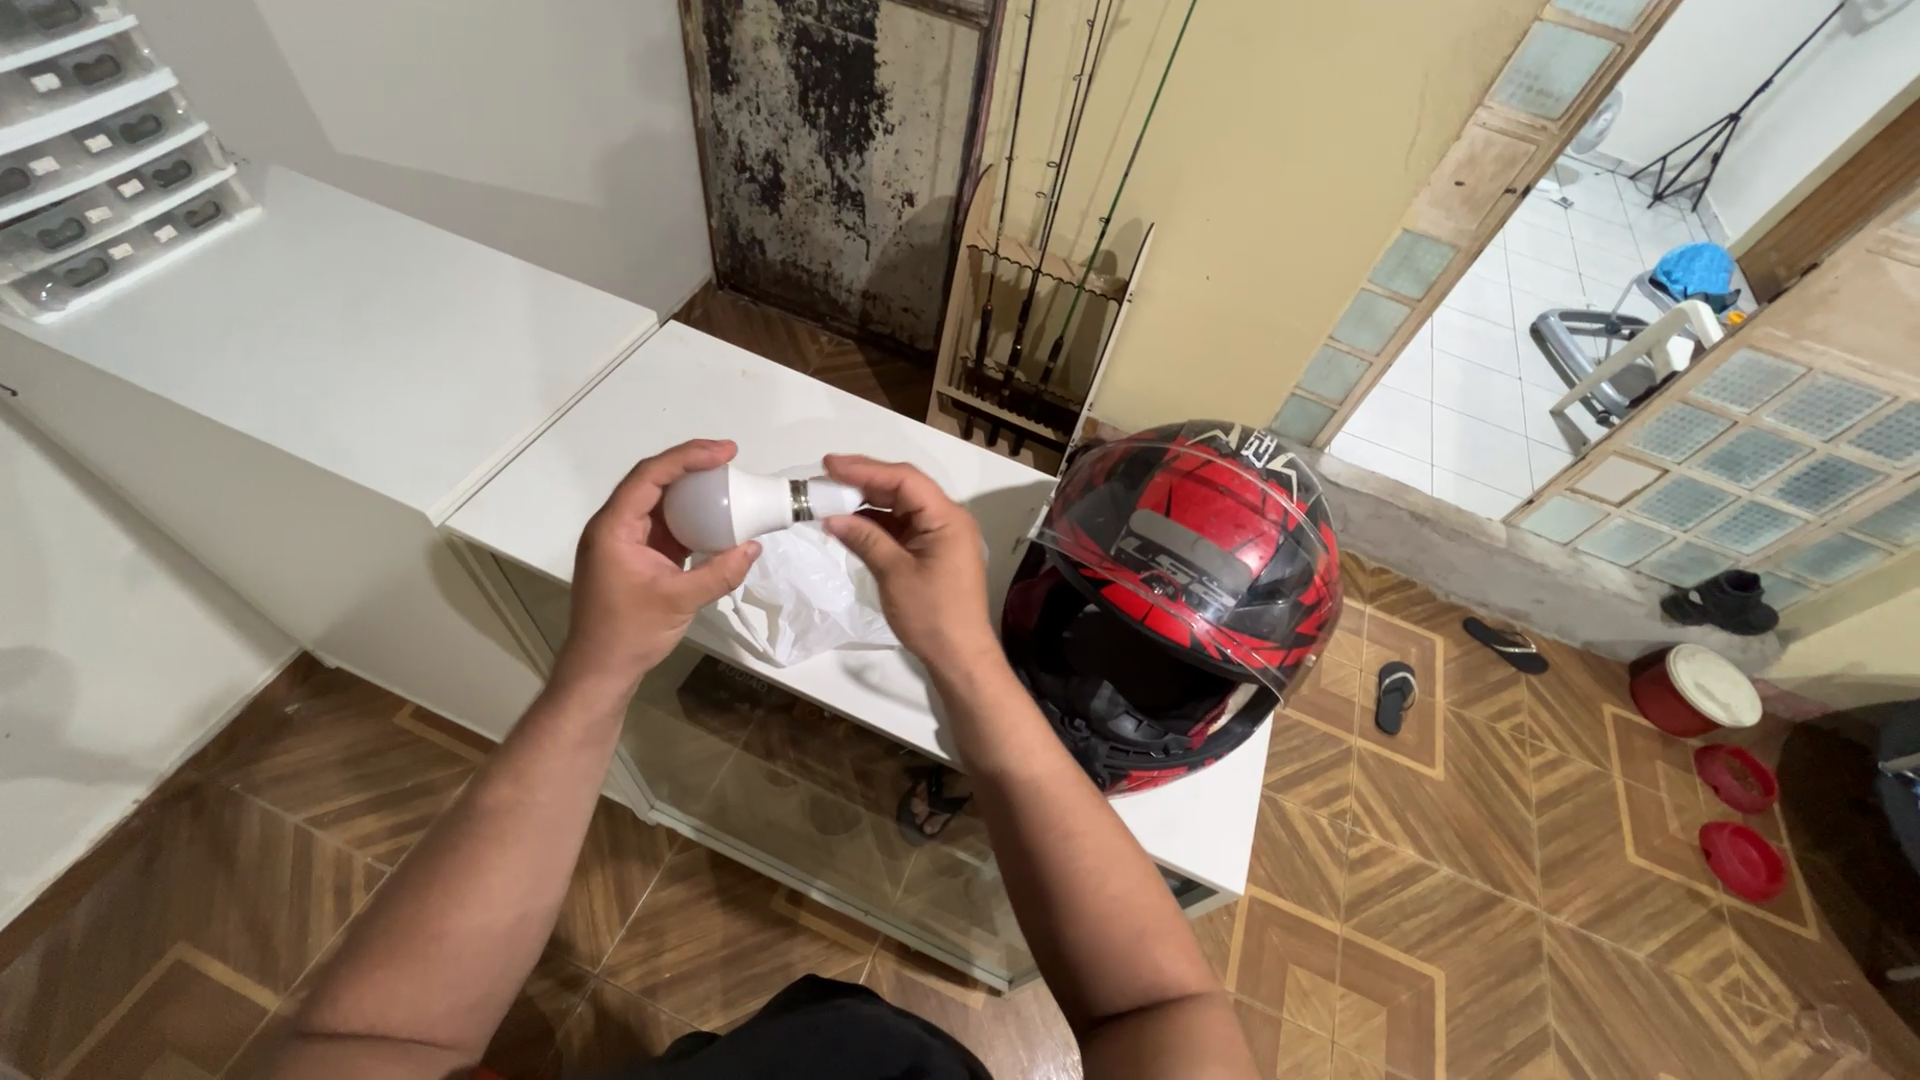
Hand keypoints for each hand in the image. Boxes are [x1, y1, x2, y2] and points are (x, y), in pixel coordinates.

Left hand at [554, 440, 760, 696]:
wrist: (601, 669)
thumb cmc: (629, 633)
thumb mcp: (679, 601)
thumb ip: (719, 573)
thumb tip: (753, 547)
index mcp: (614, 528)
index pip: (650, 477)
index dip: (687, 457)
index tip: (724, 453)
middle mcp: (616, 527)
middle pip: (653, 481)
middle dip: (691, 465)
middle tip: (729, 458)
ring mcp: (627, 541)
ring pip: (660, 501)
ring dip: (692, 489)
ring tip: (727, 481)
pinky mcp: (639, 556)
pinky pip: (666, 525)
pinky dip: (692, 517)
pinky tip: (716, 516)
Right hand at [821, 455, 997, 673]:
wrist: (959, 656)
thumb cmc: (931, 615)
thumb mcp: (894, 574)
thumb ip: (865, 538)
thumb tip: (831, 517)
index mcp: (947, 518)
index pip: (904, 479)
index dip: (865, 469)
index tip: (829, 465)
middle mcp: (948, 519)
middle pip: (903, 488)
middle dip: (863, 482)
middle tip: (824, 477)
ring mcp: (941, 536)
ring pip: (901, 507)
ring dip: (867, 503)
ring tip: (830, 498)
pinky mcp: (933, 552)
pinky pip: (902, 527)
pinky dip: (877, 524)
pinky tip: (849, 523)